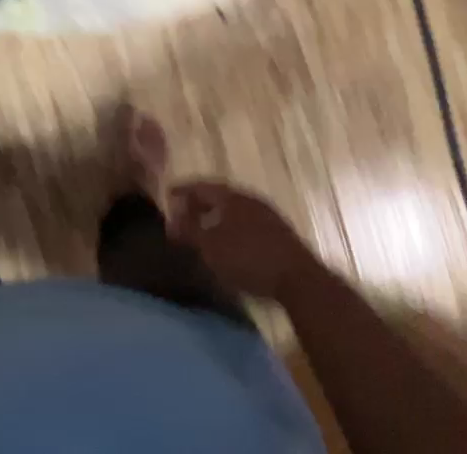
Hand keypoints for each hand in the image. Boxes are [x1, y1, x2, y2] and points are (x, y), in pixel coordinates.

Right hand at [168, 181, 322, 300]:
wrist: (298, 279)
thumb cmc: (247, 258)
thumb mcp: (210, 247)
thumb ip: (188, 231)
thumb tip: (171, 220)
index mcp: (231, 196)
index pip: (202, 185)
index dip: (183, 190)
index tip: (168, 195)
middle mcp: (250, 199)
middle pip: (219, 196)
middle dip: (200, 204)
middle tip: (183, 214)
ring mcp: (268, 215)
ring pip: (235, 210)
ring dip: (217, 217)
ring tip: (204, 230)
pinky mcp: (280, 234)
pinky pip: (248, 223)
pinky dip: (233, 228)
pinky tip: (230, 244)